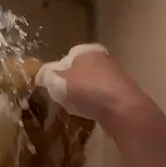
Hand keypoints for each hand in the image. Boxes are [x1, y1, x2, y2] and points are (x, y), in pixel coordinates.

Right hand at [36, 44, 156, 124]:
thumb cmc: (87, 90)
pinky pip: (104, 99)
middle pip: (82, 70)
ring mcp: (117, 78)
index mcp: (87, 51)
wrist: (123, 110)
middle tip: (61, 97)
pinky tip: (90, 115)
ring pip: (93, 85)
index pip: (69, 56)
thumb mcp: (57, 81)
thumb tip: (41, 74)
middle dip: (72, 83)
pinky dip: (96, 105)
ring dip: (85, 95)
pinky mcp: (124, 95)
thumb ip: (46, 75)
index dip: (58, 70)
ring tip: (74, 108)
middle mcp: (104, 60)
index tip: (52, 84)